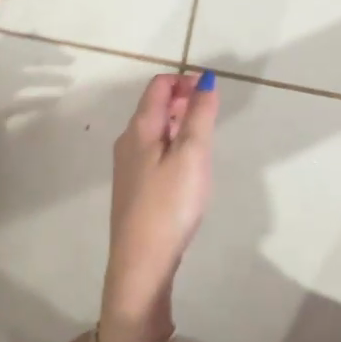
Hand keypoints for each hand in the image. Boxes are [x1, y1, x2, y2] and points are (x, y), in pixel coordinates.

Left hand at [99, 72, 218, 341]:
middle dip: (183, 99)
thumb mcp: (192, 154)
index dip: (185, 80)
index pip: (158, 85)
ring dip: (179, 122)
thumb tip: (206, 80)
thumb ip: (200, 115)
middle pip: (154, 105)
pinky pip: (153, 150)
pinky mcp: (133, 187)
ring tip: (204, 137)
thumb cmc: (170, 204)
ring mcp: (127, 165)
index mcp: (140, 128)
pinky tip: (188, 165)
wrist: (141, 261)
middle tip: (211, 112)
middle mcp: (128, 141)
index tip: (212, 90)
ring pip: (154, 129)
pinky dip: (172, 143)